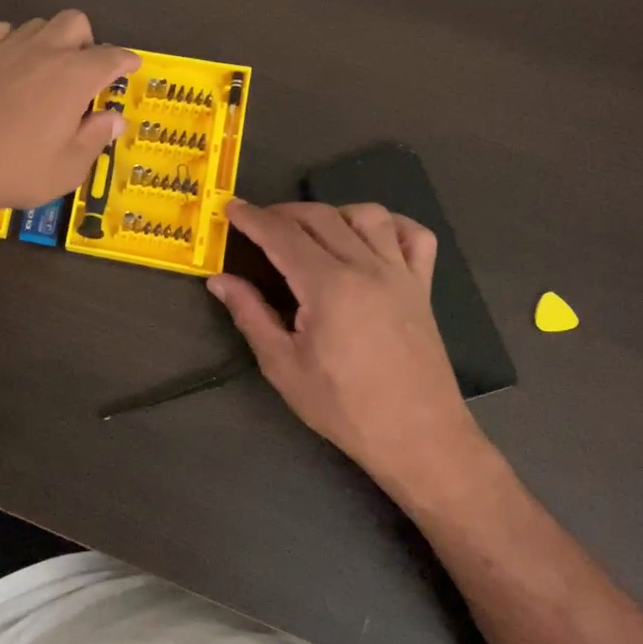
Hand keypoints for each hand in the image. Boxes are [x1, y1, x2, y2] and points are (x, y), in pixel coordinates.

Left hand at [0, 10, 139, 227]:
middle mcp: (45, 52)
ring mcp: (7, 50)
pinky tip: (13, 65)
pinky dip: (16, 42)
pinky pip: (3, 33)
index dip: (125, 61)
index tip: (131, 67)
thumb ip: (95, 138)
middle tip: (86, 73)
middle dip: (88, 41)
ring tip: (49, 71)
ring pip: (39, 23)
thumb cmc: (15, 170)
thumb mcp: (67, 167)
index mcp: (75, 76)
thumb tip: (114, 119)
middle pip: (75, 22)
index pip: (111, 57)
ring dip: (52, 39)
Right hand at [207, 200, 482, 490]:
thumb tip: (220, 280)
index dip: (253, 218)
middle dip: (283, 212)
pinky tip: (368, 238)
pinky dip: (389, 225)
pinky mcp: (422, 287)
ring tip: (310, 231)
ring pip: (367, 215)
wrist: (418, 437)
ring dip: (332, 212)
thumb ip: (251, 315)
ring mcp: (400, 274)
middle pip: (321, 217)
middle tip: (258, 223)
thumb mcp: (283, 366)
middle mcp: (366, 267)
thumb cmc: (344, 407)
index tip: (230, 207)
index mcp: (328, 287)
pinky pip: (413, 236)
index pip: (283, 236)